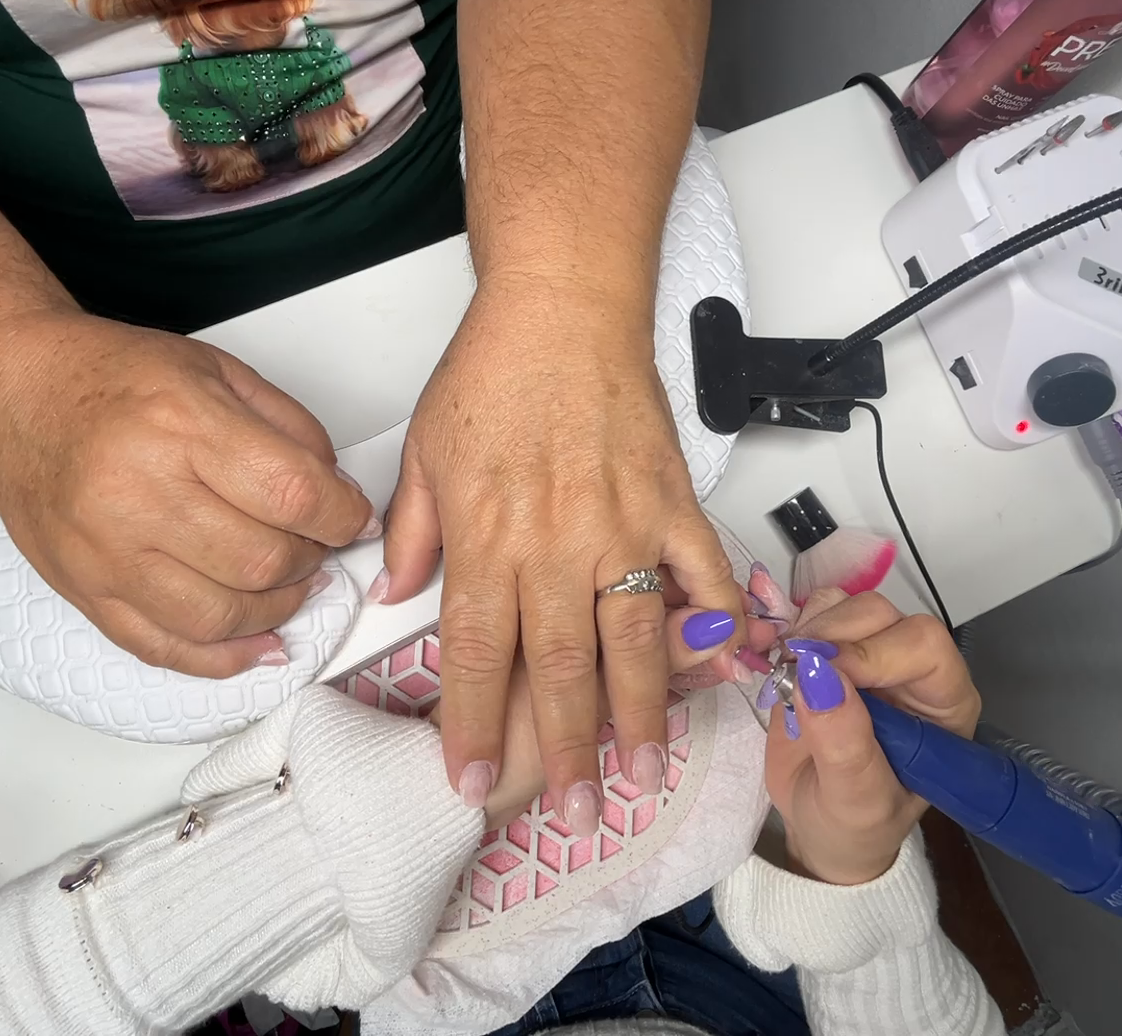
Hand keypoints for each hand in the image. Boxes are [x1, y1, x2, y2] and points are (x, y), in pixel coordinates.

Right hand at [0, 311, 375, 677]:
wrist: (15, 395)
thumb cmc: (119, 379)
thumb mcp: (223, 373)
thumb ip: (295, 432)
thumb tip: (341, 498)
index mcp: (183, 425)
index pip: (292, 494)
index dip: (344, 518)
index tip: (356, 521)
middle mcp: (138, 493)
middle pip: (263, 561)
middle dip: (314, 560)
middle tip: (317, 543)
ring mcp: (106, 551)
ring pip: (223, 615)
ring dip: (280, 608)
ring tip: (291, 582)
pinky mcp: (85, 589)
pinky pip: (164, 647)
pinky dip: (224, 659)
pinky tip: (262, 646)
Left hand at [382, 280, 742, 834]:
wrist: (561, 311)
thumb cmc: (493, 372)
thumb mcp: (427, 449)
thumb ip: (412, 532)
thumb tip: (397, 596)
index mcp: (490, 535)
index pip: (480, 652)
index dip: (475, 725)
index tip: (474, 779)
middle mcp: (558, 543)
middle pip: (561, 666)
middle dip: (564, 748)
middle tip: (573, 809)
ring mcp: (624, 526)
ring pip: (633, 639)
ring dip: (639, 712)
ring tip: (641, 770)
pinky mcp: (672, 501)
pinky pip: (701, 571)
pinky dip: (717, 621)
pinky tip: (724, 667)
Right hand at [766, 590, 981, 885]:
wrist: (819, 825)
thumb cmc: (852, 824)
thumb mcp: (855, 802)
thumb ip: (844, 745)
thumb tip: (816, 676)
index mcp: (942, 704)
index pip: (924, 646)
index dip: (873, 653)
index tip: (822, 682)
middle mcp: (910, 669)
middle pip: (881, 614)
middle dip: (831, 636)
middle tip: (793, 674)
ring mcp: (867, 652)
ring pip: (845, 603)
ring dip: (807, 629)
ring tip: (786, 673)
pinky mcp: (828, 646)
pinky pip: (813, 609)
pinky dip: (789, 626)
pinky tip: (781, 663)